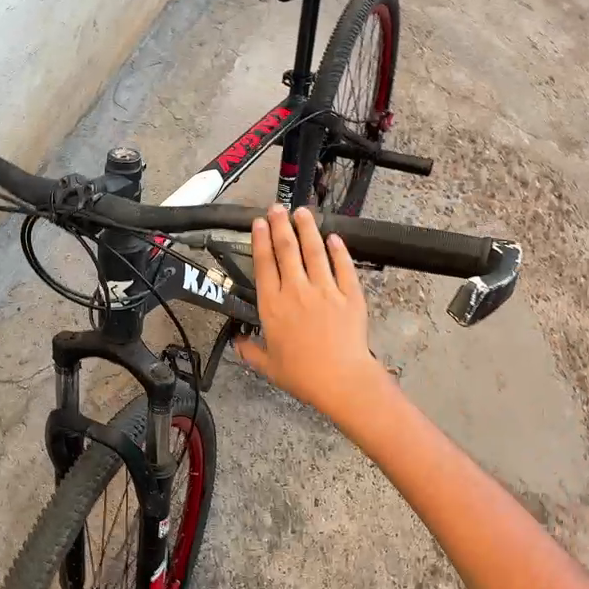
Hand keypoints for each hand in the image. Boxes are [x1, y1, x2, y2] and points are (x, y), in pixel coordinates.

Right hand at [235, 206, 389, 419]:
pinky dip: (338, 250)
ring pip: (314, 251)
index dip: (261, 240)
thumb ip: (250, 351)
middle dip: (280, 225)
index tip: (259, 224)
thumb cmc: (303, 375)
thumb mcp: (268, 366)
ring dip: (307, 228)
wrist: (340, 379)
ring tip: (302, 212)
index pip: (264, 264)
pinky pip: (342, 266)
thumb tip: (238, 343)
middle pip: (286, 249)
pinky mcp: (349, 294)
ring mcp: (324, 290)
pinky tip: (333, 238)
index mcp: (273, 306)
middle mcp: (296, 291)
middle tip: (276, 208)